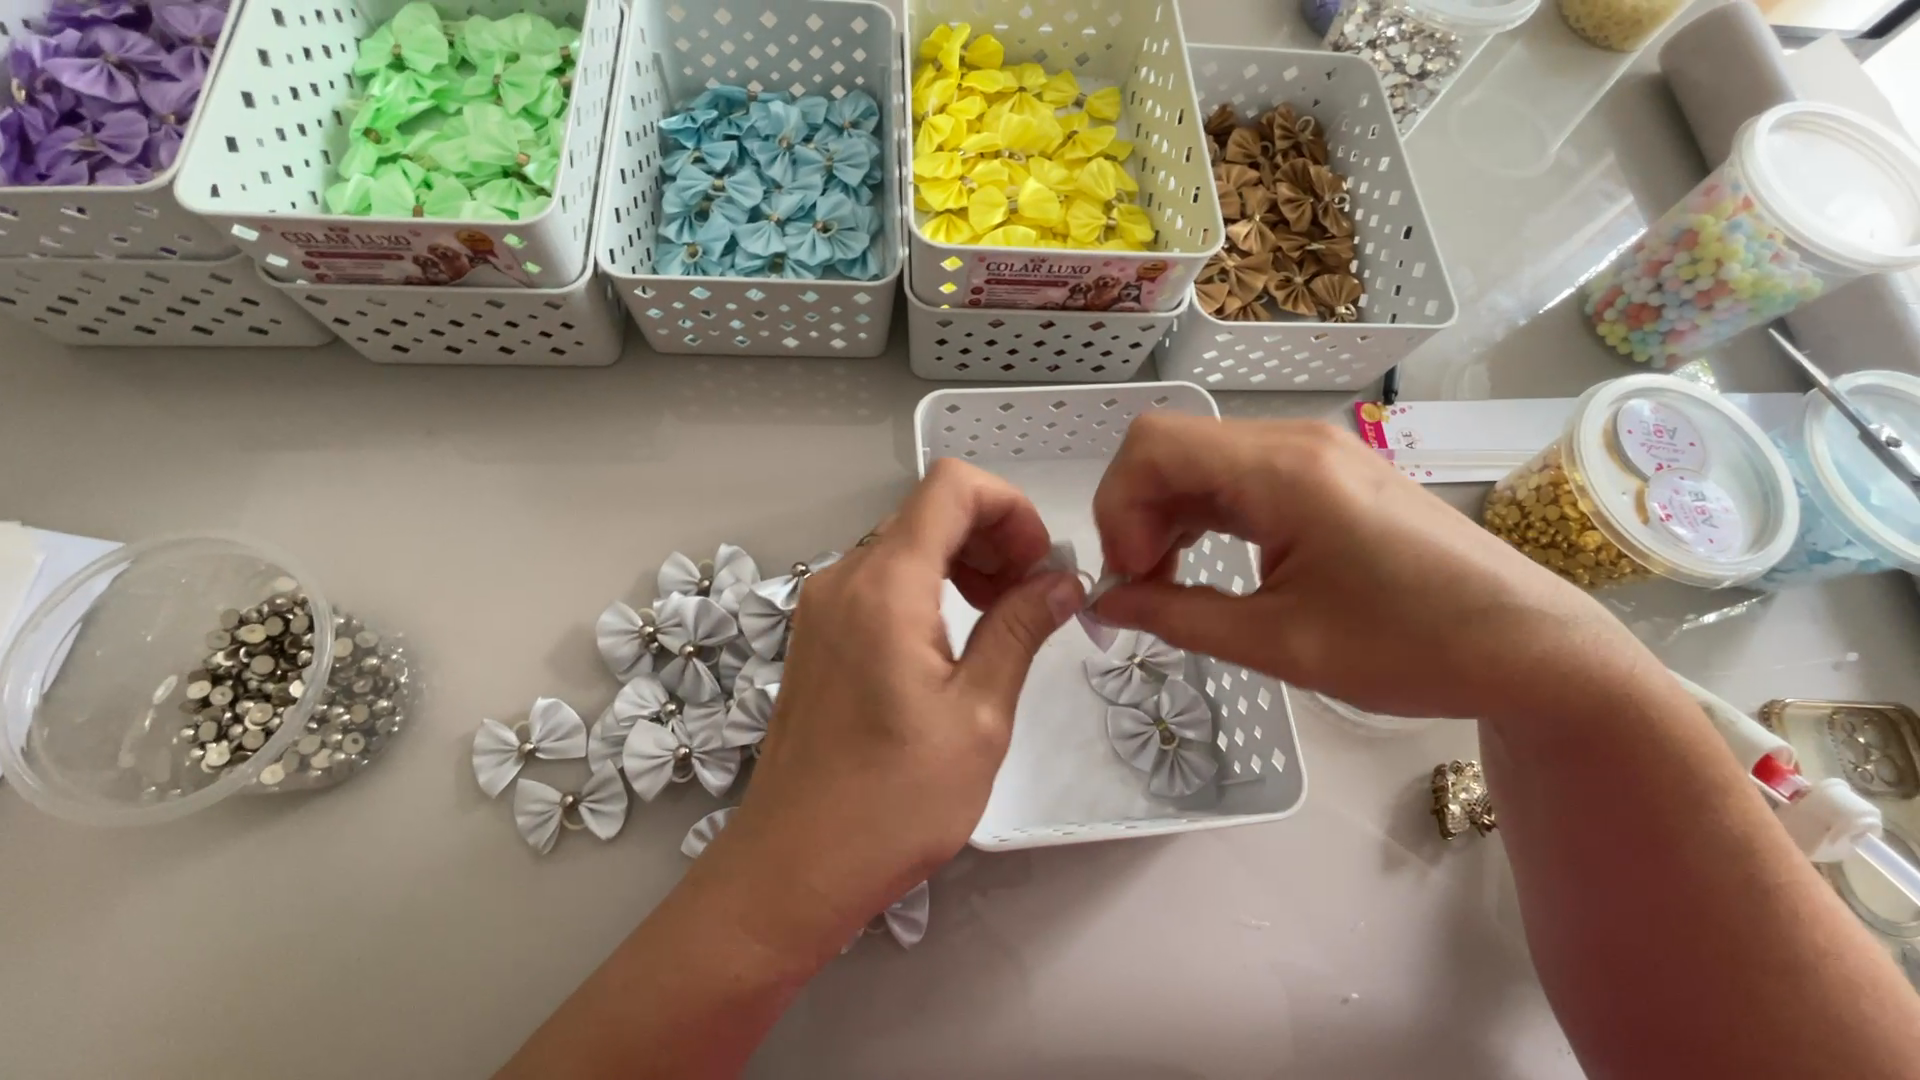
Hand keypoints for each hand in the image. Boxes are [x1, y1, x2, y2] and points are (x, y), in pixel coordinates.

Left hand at [702, 459, 1083, 964]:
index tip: (1038, 566)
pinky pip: (881, 582)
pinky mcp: (817, 636)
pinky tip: (952, 643)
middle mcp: (844, 578)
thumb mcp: (979, 717)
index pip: (952, 486)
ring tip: (998, 622)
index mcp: (886, 586)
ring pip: (905, 545)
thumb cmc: (894, 802)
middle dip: (993, 537)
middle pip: (928, 511)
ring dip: (962, 563)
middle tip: (1029, 599)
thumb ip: (1019, 630)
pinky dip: (928, 588)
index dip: (1011, 507)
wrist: (794, 866)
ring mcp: (822, 606)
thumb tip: (1061, 581)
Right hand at [1091, 414, 1648, 723]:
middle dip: (1134, 515)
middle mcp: (1294, 441)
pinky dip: (1202, 515)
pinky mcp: (1326, 473)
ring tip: (1171, 584)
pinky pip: (1235, 476)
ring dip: (1164, 516)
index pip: (1151, 446)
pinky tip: (1207, 562)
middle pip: (1167, 447)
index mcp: (1283, 470)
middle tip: (1145, 587)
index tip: (1134, 581)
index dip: (1118, 511)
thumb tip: (1105, 606)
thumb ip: (1176, 617)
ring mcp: (1313, 452)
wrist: (1532, 649)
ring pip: (1197, 460)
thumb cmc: (1410, 649)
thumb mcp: (1279, 644)